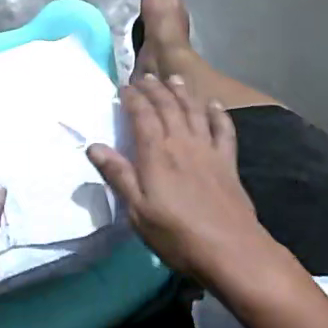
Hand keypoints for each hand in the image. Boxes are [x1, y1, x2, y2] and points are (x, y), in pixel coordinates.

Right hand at [87, 73, 272, 280]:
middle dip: (154, 89)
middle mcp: (182, 143)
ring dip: (182, 92)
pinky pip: (223, 129)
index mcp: (157, 154)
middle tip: (144, 77)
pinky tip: (214, 104)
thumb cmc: (176, 234)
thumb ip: (119, 175)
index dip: (132, 98)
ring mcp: (208, 150)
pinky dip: (218, 113)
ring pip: (194, 111)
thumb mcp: (138, 210)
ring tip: (173, 78)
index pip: (142, 115)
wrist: (232, 250)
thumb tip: (94, 146)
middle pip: (168, 107)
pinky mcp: (228, 162)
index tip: (123, 88)